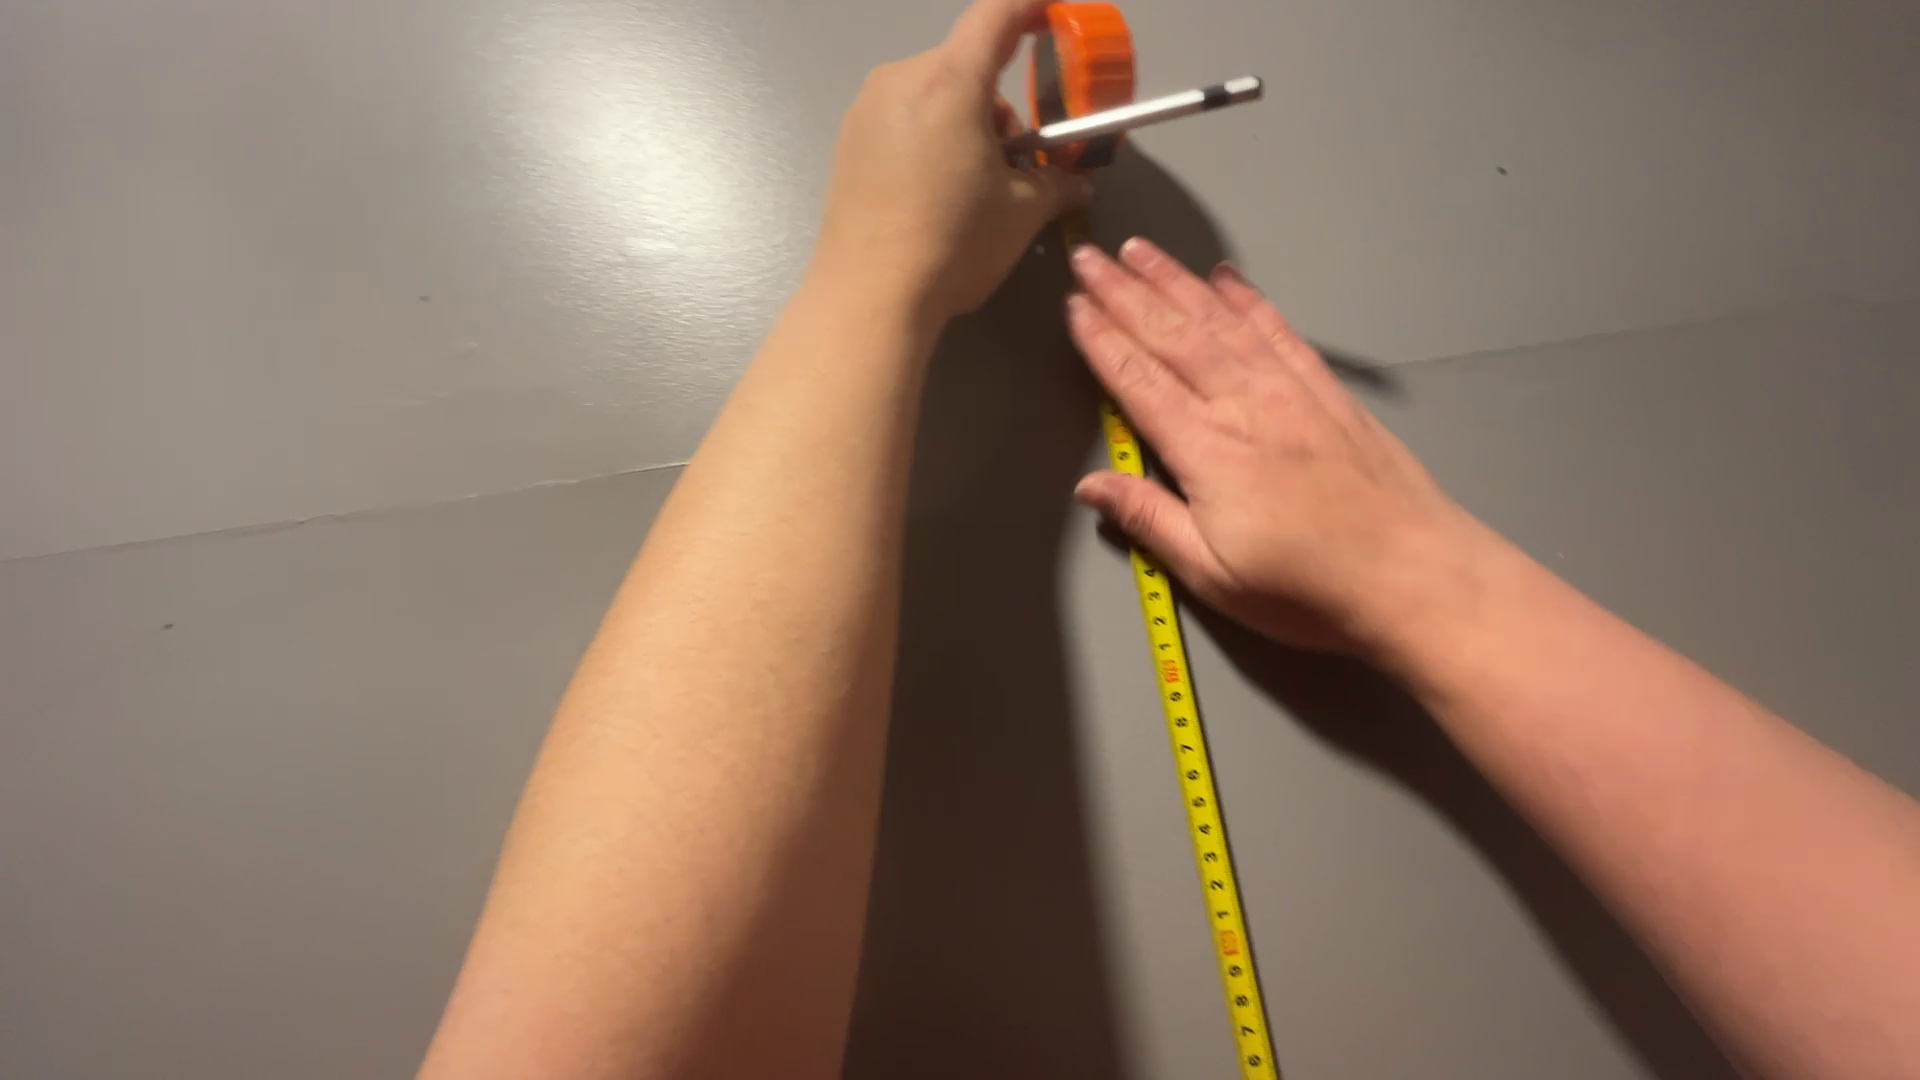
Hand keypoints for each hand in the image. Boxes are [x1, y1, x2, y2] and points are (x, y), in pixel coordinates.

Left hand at [814, 0, 1091, 322]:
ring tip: (968, 190)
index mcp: (950, 81)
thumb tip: (1078, 185)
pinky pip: (899, 123)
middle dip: (995, 106)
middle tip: (1011, 165)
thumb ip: (1054, 186)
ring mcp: (865, 112)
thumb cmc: (954, 246)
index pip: (996, 14)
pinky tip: (930, 198)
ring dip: (960, 126)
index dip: (1030, 7)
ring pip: (929, 96)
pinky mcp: (846, 146)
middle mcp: (901, 80)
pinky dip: (926, 143)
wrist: (870, 298)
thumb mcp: (1019, 216)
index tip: (1051, 17)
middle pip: (962, 67)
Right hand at [1067, 238, 1497, 655]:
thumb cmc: (1303, 587)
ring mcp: (1288, 391)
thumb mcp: (1210, 573)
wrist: (1415, 575)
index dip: (1101, 341)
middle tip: (1089, 258)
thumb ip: (1147, 519)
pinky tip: (1227, 279)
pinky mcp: (1325, 392)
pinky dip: (1248, 301)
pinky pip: (1278, 331)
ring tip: (1140, 251)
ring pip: (1219, 322)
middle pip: (1172, 336)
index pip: (1138, 381)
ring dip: (1175, 281)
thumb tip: (1087, 485)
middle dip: (1124, 293)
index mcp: (1206, 451)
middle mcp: (1243, 405)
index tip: (1074, 306)